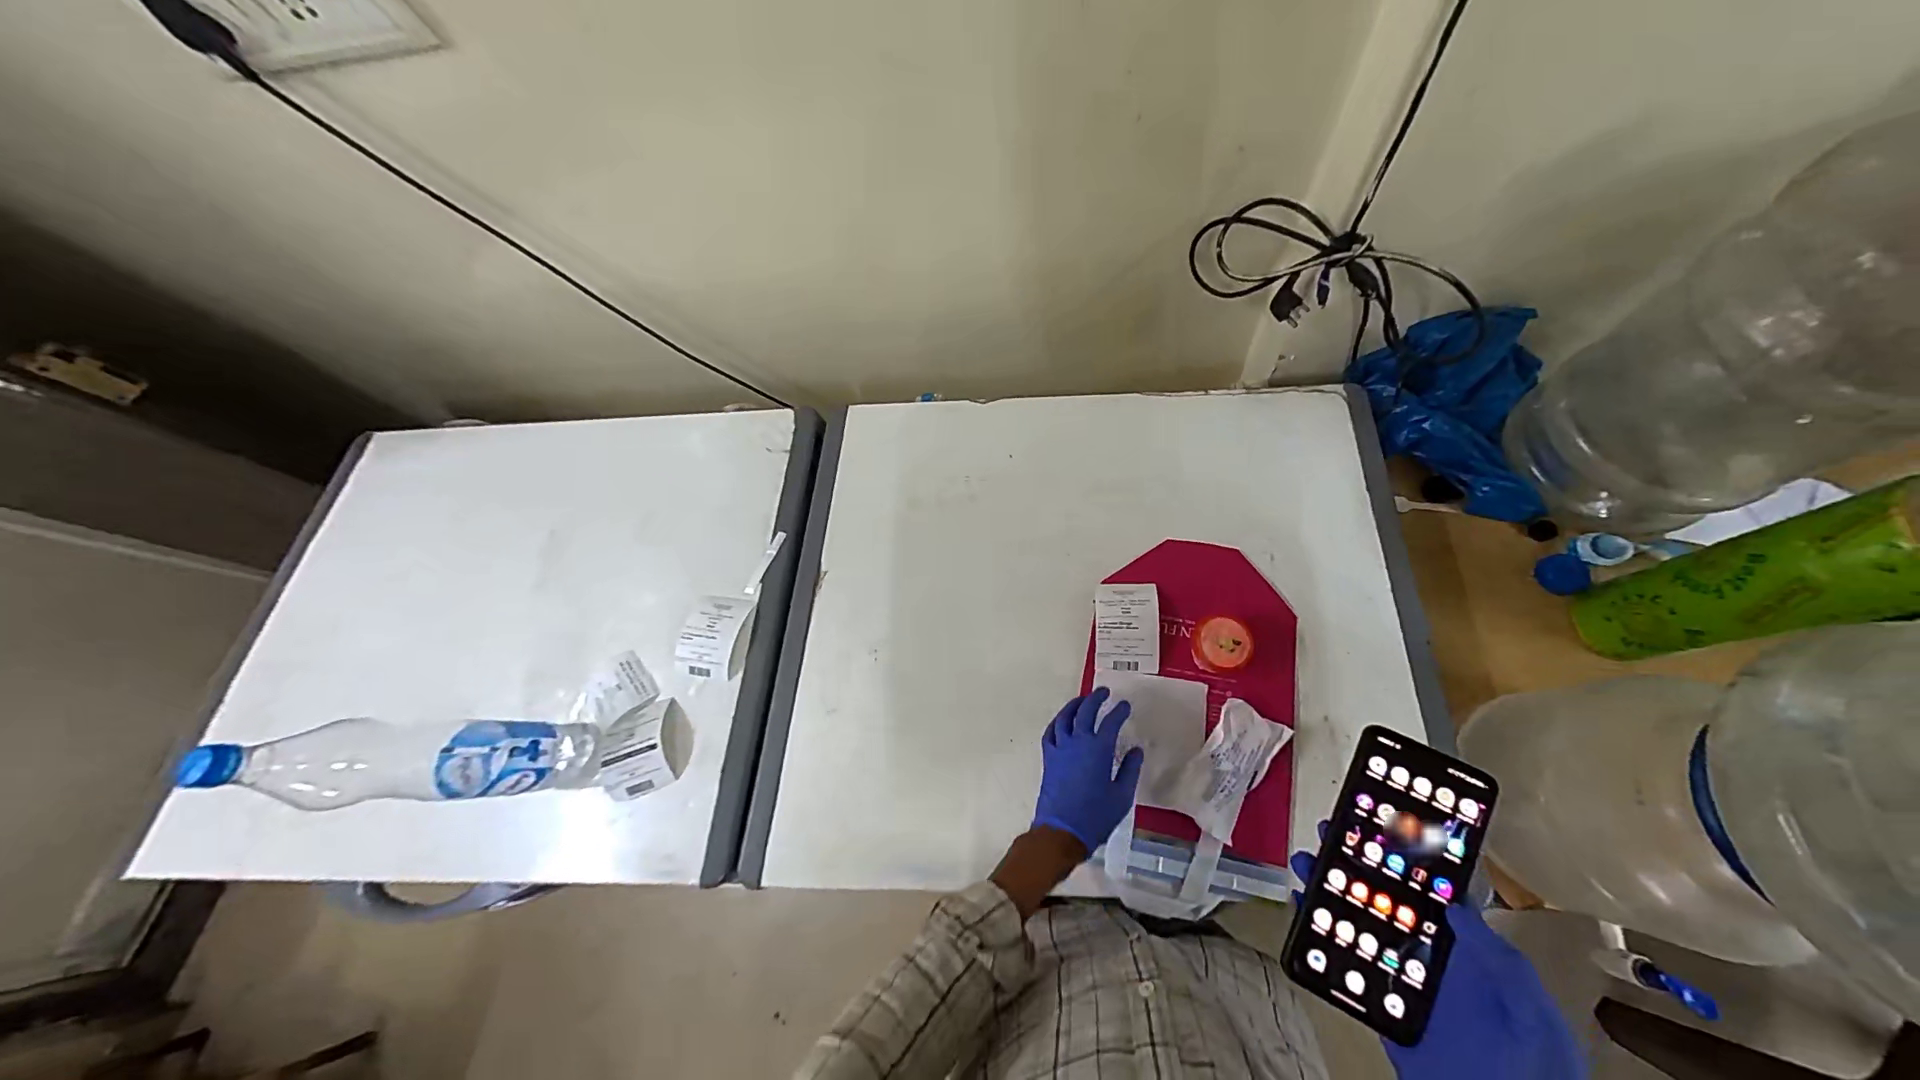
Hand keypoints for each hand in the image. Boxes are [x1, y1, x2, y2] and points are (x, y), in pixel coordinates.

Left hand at [1032, 687, 1143, 854]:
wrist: (1062, 830)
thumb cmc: (1096, 815)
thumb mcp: (1121, 795)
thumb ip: (1129, 770)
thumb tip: (1136, 750)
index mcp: (1098, 749)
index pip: (1110, 722)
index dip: (1118, 712)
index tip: (1125, 706)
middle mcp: (1077, 742)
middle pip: (1085, 711)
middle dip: (1095, 699)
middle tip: (1104, 692)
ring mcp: (1059, 748)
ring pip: (1064, 717)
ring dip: (1074, 705)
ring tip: (1083, 699)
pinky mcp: (1048, 758)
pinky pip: (1051, 732)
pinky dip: (1058, 722)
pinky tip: (1062, 721)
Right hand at [1290, 833, 1584, 1079]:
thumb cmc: (1534, 1073)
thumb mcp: (1530, 1010)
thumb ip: (1496, 957)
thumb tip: (1454, 904)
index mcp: (1468, 952)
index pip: (1431, 893)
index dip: (1408, 858)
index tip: (1386, 825)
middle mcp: (1429, 958)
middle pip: (1385, 900)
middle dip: (1357, 864)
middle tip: (1332, 832)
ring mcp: (1401, 979)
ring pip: (1358, 924)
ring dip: (1330, 890)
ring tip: (1308, 862)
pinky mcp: (1378, 1004)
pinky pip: (1343, 962)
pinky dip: (1319, 933)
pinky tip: (1305, 909)